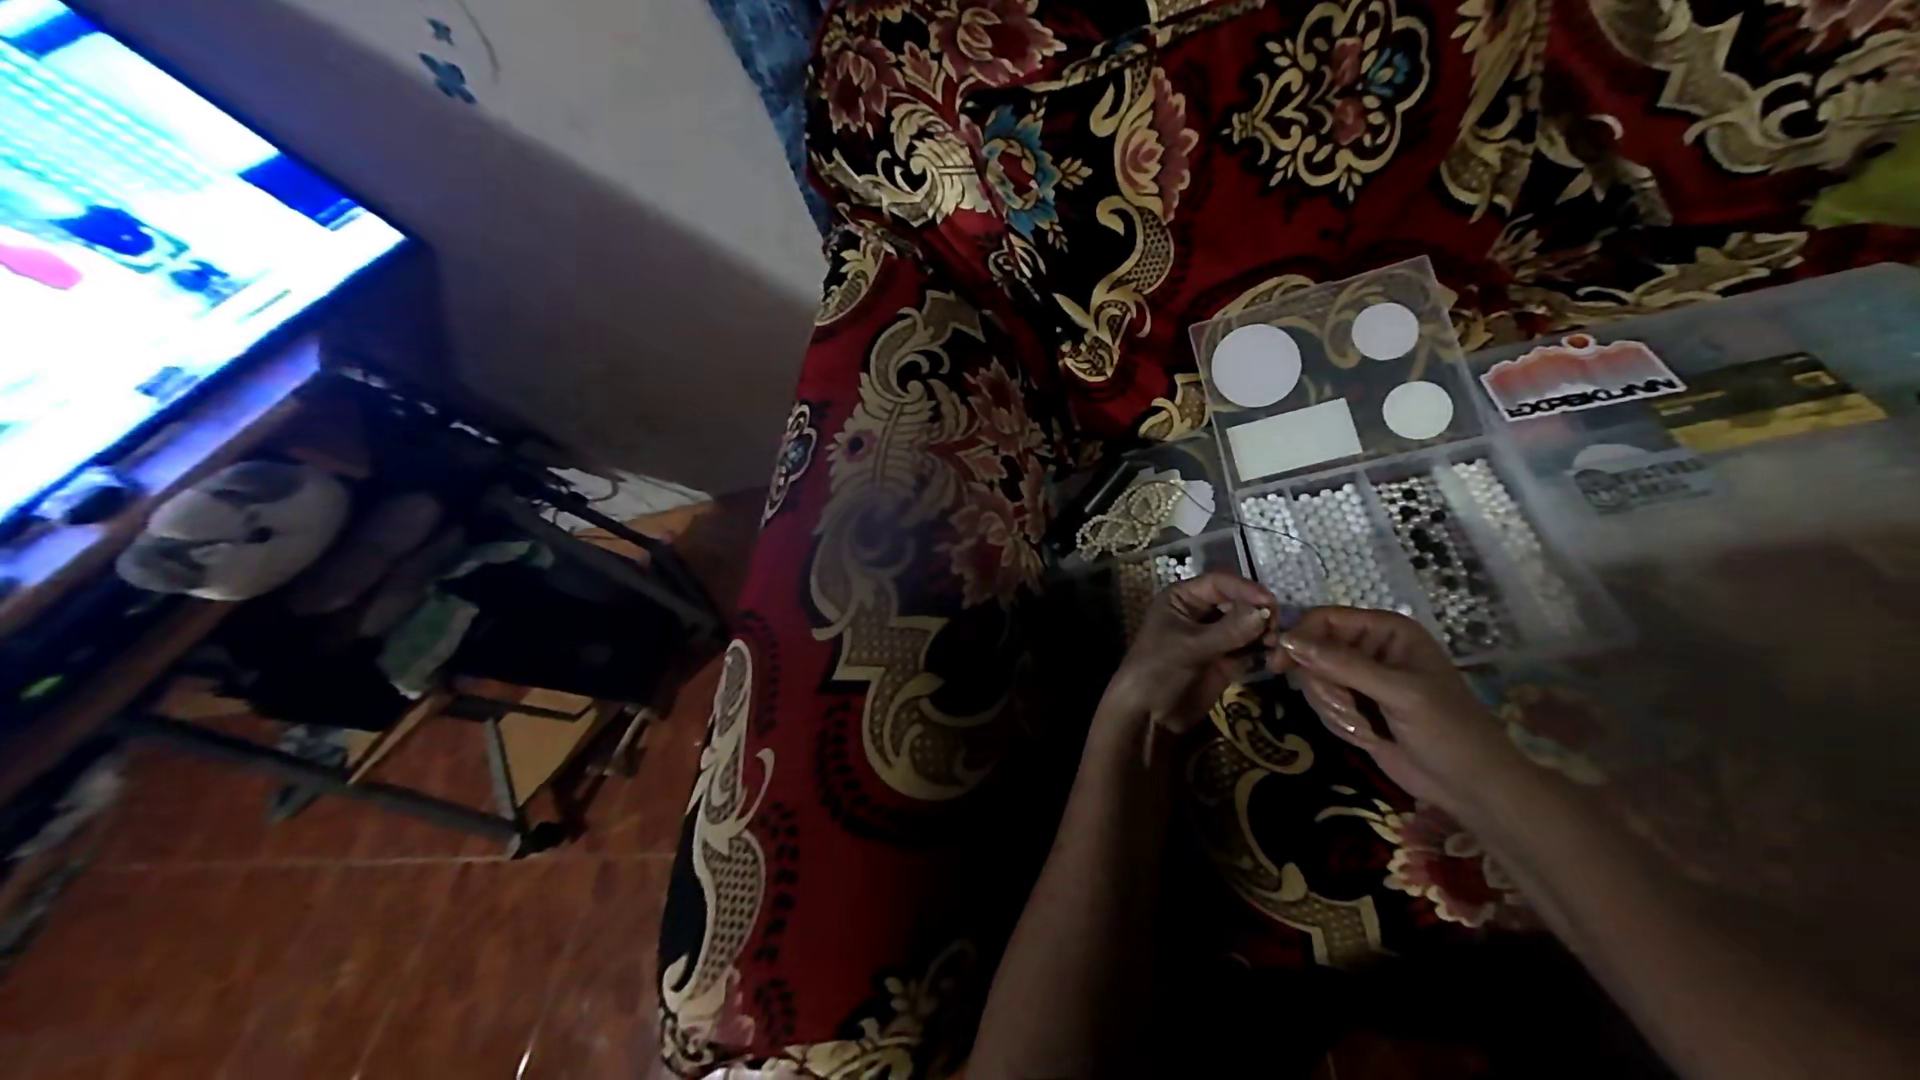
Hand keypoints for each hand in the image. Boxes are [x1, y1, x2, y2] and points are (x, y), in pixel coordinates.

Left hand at [1105, 571, 1276, 735]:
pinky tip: (1273, 653)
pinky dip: (1261, 647)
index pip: (1218, 583)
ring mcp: (1213, 635)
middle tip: (1276, 625)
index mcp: (1181, 598)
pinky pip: (1248, 645)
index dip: (1244, 588)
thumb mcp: (1190, 647)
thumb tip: (1264, 612)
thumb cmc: (1157, 670)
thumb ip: (1227, 630)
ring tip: (1276, 642)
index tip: (1270, 602)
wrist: (1148, 713)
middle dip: (1257, 610)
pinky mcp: (1225, 657)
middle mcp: (1199, 611)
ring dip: (1263, 629)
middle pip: (1236, 600)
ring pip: (1246, 623)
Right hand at [1268, 607, 1526, 815]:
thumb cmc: (1448, 731)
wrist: (1471, 787)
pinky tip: (1367, 735)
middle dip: (1324, 685)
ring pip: (1313, 680)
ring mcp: (1361, 679)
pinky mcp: (1355, 706)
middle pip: (1312, 651)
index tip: (1280, 665)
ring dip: (1333, 707)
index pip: (1324, 619)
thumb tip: (1287, 641)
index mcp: (1387, 631)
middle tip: (1349, 709)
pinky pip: (1322, 704)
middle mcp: (1370, 649)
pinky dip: (1338, 721)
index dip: (1299, 638)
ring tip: (1365, 725)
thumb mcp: (1399, 693)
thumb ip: (1343, 665)